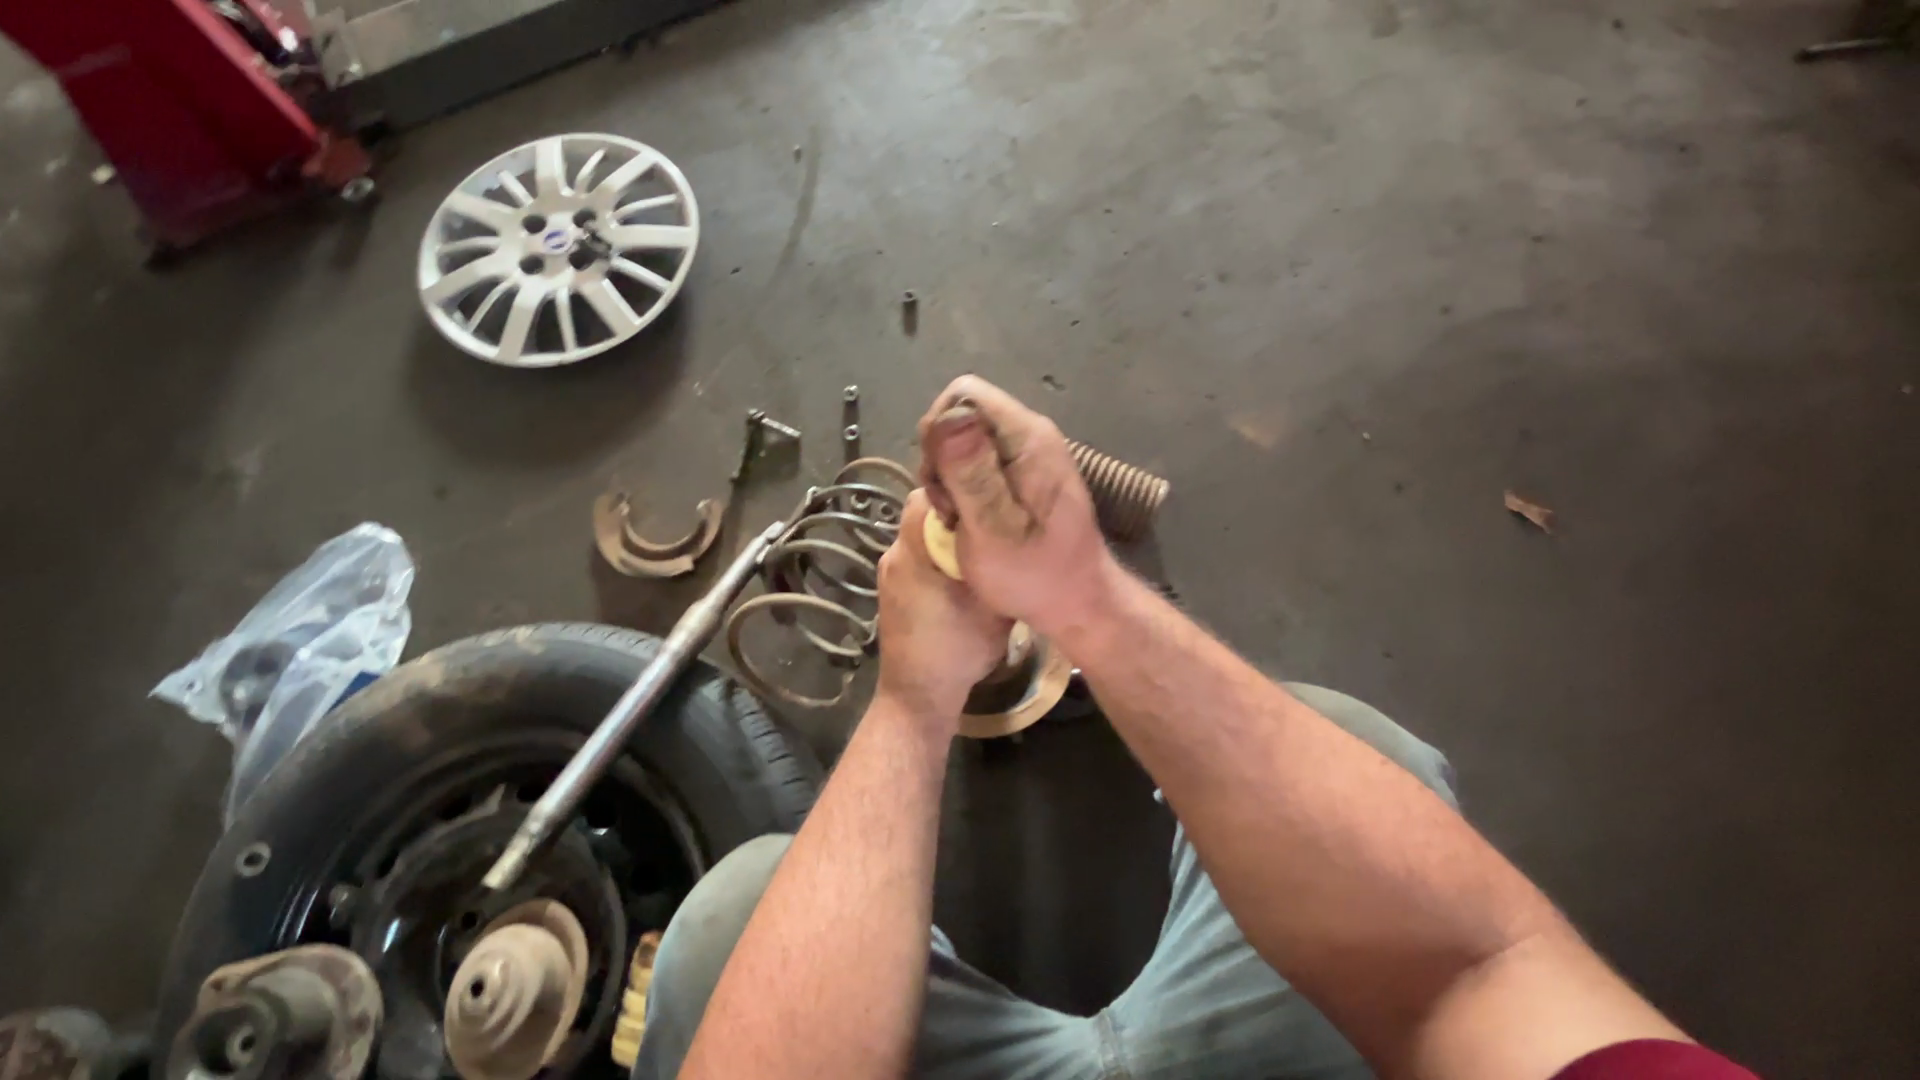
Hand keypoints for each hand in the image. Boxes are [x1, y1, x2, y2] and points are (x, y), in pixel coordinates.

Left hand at [875, 490, 1014, 719]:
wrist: (918, 695)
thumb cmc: (958, 649)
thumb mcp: (992, 605)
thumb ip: (998, 563)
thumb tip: (1015, 531)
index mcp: (914, 551)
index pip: (928, 494)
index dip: (959, 486)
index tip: (987, 491)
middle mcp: (894, 554)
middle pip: (923, 511)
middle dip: (956, 510)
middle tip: (990, 517)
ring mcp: (888, 572)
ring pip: (919, 534)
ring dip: (946, 534)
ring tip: (980, 543)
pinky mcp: (890, 589)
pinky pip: (916, 556)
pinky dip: (937, 554)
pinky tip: (961, 569)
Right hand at [916, 376, 1118, 637]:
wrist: (1078, 604)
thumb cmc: (1037, 575)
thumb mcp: (994, 530)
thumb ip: (971, 474)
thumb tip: (949, 416)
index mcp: (1027, 438)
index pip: (963, 394)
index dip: (938, 434)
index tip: (941, 482)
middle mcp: (1029, 434)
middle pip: (960, 416)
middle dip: (940, 460)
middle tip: (951, 510)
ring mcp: (1027, 454)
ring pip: (962, 442)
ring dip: (948, 480)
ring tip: (959, 522)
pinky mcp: (1022, 474)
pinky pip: (974, 464)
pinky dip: (961, 490)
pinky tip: (969, 523)